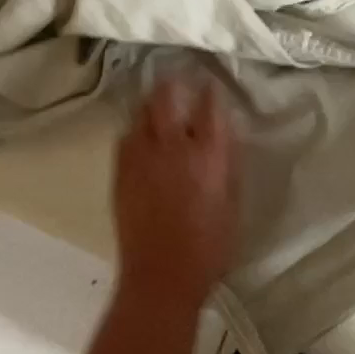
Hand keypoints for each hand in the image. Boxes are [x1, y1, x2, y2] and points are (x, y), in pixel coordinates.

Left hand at [113, 78, 240, 307]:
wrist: (161, 278)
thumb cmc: (210, 246)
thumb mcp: (233, 203)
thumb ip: (229, 165)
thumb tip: (226, 137)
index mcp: (208, 154)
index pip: (209, 106)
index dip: (210, 89)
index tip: (210, 81)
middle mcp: (173, 147)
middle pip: (167, 98)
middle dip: (171, 82)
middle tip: (175, 75)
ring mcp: (142, 158)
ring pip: (142, 114)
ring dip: (151, 103)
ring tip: (155, 98)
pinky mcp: (121, 173)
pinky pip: (124, 138)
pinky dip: (134, 129)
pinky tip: (138, 133)